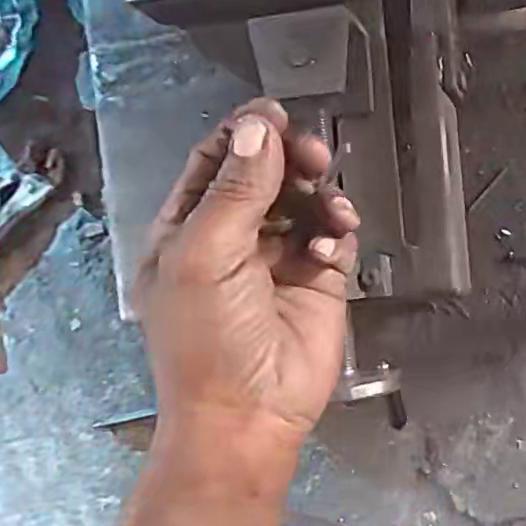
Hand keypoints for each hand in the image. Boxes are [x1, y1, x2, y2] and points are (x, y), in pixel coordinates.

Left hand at [134, 99, 362, 453]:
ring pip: (306, 206)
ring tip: (332, 204)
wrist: (251, 410)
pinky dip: (335, 237)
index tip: (275, 114)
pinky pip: (333, 241)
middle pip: (268, 178)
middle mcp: (237, 237)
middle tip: (313, 153)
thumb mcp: (206, 256)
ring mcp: (281, 260)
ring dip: (320, 196)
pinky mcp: (319, 283)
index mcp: (190, 227)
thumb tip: (259, 131)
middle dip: (291, 160)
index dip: (245, 135)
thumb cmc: (208, 339)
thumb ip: (236, 192)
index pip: (217, 164)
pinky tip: (328, 250)